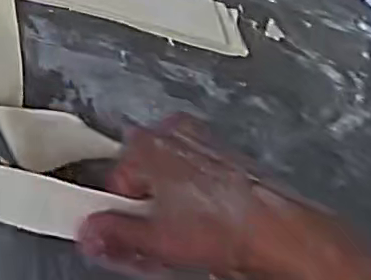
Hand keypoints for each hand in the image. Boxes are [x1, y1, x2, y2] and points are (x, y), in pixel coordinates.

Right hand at [78, 115, 370, 279]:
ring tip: (193, 232)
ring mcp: (197, 136)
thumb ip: (117, 234)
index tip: (133, 236)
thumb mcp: (159, 240)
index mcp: (144, 143)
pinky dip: (197, 192)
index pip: (115, 179)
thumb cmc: (221, 227)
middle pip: (142, 172)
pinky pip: (195, 170)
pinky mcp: (222, 148)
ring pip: (169, 172)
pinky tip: (212, 220)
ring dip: (174, 200)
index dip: (122, 213)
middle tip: (166, 239)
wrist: (281, 231)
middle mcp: (167, 129)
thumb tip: (88, 232)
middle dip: (149, 206)